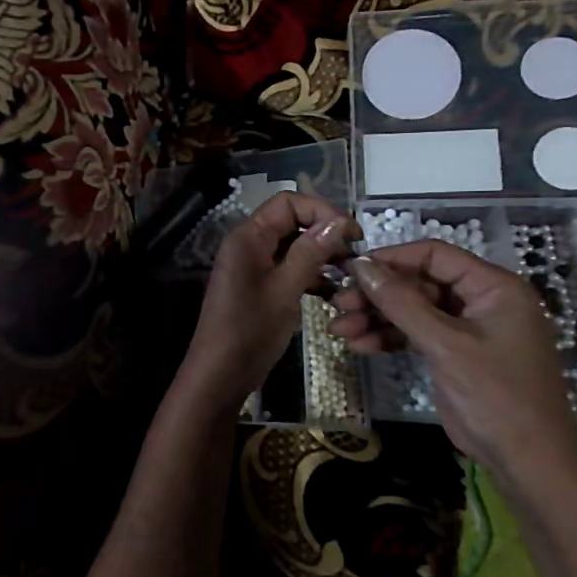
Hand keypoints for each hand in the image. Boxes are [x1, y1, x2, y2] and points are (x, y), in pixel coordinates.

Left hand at [176, 192, 358, 410]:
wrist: (220, 373)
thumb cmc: (249, 329)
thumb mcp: (285, 289)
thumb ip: (311, 253)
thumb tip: (339, 221)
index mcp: (247, 237)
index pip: (287, 203)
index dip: (321, 211)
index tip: (352, 233)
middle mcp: (248, 245)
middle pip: (292, 223)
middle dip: (324, 234)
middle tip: (355, 257)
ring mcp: (253, 267)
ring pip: (293, 248)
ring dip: (320, 256)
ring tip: (349, 275)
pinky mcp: (259, 287)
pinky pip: (287, 270)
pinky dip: (309, 276)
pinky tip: (332, 292)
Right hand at [328, 240, 576, 471]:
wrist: (524, 455)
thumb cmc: (495, 393)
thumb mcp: (445, 344)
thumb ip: (401, 303)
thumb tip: (361, 266)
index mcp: (494, 287)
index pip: (436, 256)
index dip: (392, 259)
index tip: (351, 270)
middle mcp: (481, 301)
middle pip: (419, 283)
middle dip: (377, 295)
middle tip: (338, 306)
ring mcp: (466, 328)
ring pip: (412, 310)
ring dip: (376, 318)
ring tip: (339, 330)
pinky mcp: (452, 353)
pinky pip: (414, 334)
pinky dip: (388, 338)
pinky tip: (359, 346)